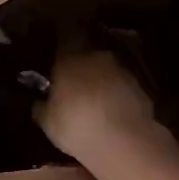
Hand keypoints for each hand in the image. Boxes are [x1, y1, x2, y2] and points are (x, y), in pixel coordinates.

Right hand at [35, 50, 167, 164]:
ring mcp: (121, 70)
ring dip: (99, 83)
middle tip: (73, 87)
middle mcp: (96, 57)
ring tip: (92, 104)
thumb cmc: (74, 126)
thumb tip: (39, 101)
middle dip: (80, 68)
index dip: (61, 47)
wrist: (121, 140)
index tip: (57, 58)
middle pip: (86, 56)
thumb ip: (41, 107)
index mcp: (69, 60)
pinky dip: (115, 96)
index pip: (64, 39)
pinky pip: (120, 88)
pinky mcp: (139, 86)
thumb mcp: (47, 122)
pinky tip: (110, 115)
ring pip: (105, 72)